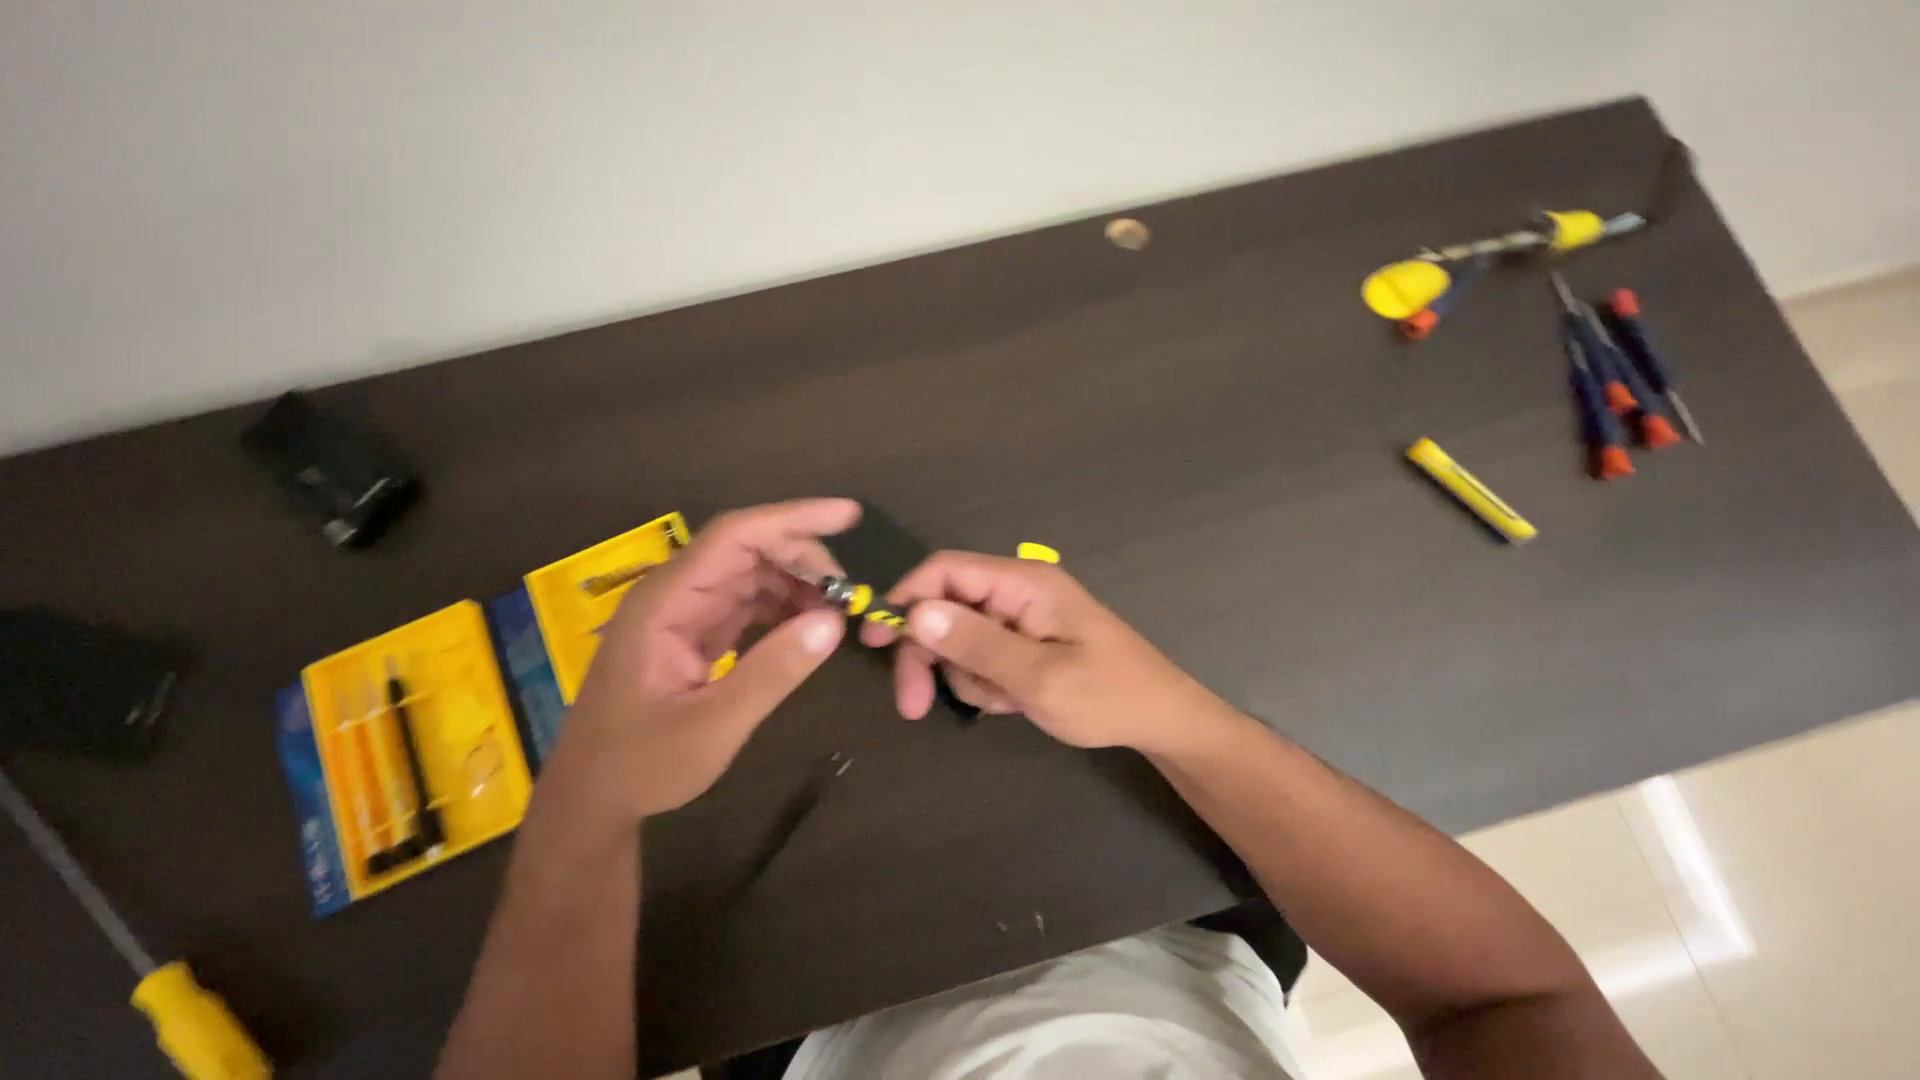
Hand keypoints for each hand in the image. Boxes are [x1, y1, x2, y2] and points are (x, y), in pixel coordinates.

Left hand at [540, 499, 857, 828]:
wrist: (592, 798)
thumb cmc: (642, 763)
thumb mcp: (714, 725)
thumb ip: (773, 672)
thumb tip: (833, 621)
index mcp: (666, 601)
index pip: (735, 536)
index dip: (793, 519)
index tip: (849, 516)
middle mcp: (674, 594)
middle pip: (747, 549)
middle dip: (802, 559)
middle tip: (848, 592)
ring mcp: (683, 613)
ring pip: (750, 574)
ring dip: (796, 584)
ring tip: (837, 610)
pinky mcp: (694, 634)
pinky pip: (745, 603)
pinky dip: (782, 607)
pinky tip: (810, 625)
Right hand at [859, 552, 1228, 754]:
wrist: (1160, 721)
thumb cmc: (1107, 696)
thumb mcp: (1037, 677)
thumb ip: (975, 644)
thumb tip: (915, 612)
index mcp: (1024, 583)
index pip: (945, 571)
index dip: (904, 599)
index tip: (873, 642)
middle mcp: (1018, 591)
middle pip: (945, 609)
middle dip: (928, 656)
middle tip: (913, 706)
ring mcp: (1023, 618)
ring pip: (959, 640)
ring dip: (966, 677)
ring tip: (1006, 702)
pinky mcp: (1026, 643)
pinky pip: (983, 658)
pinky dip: (987, 684)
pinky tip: (1016, 703)